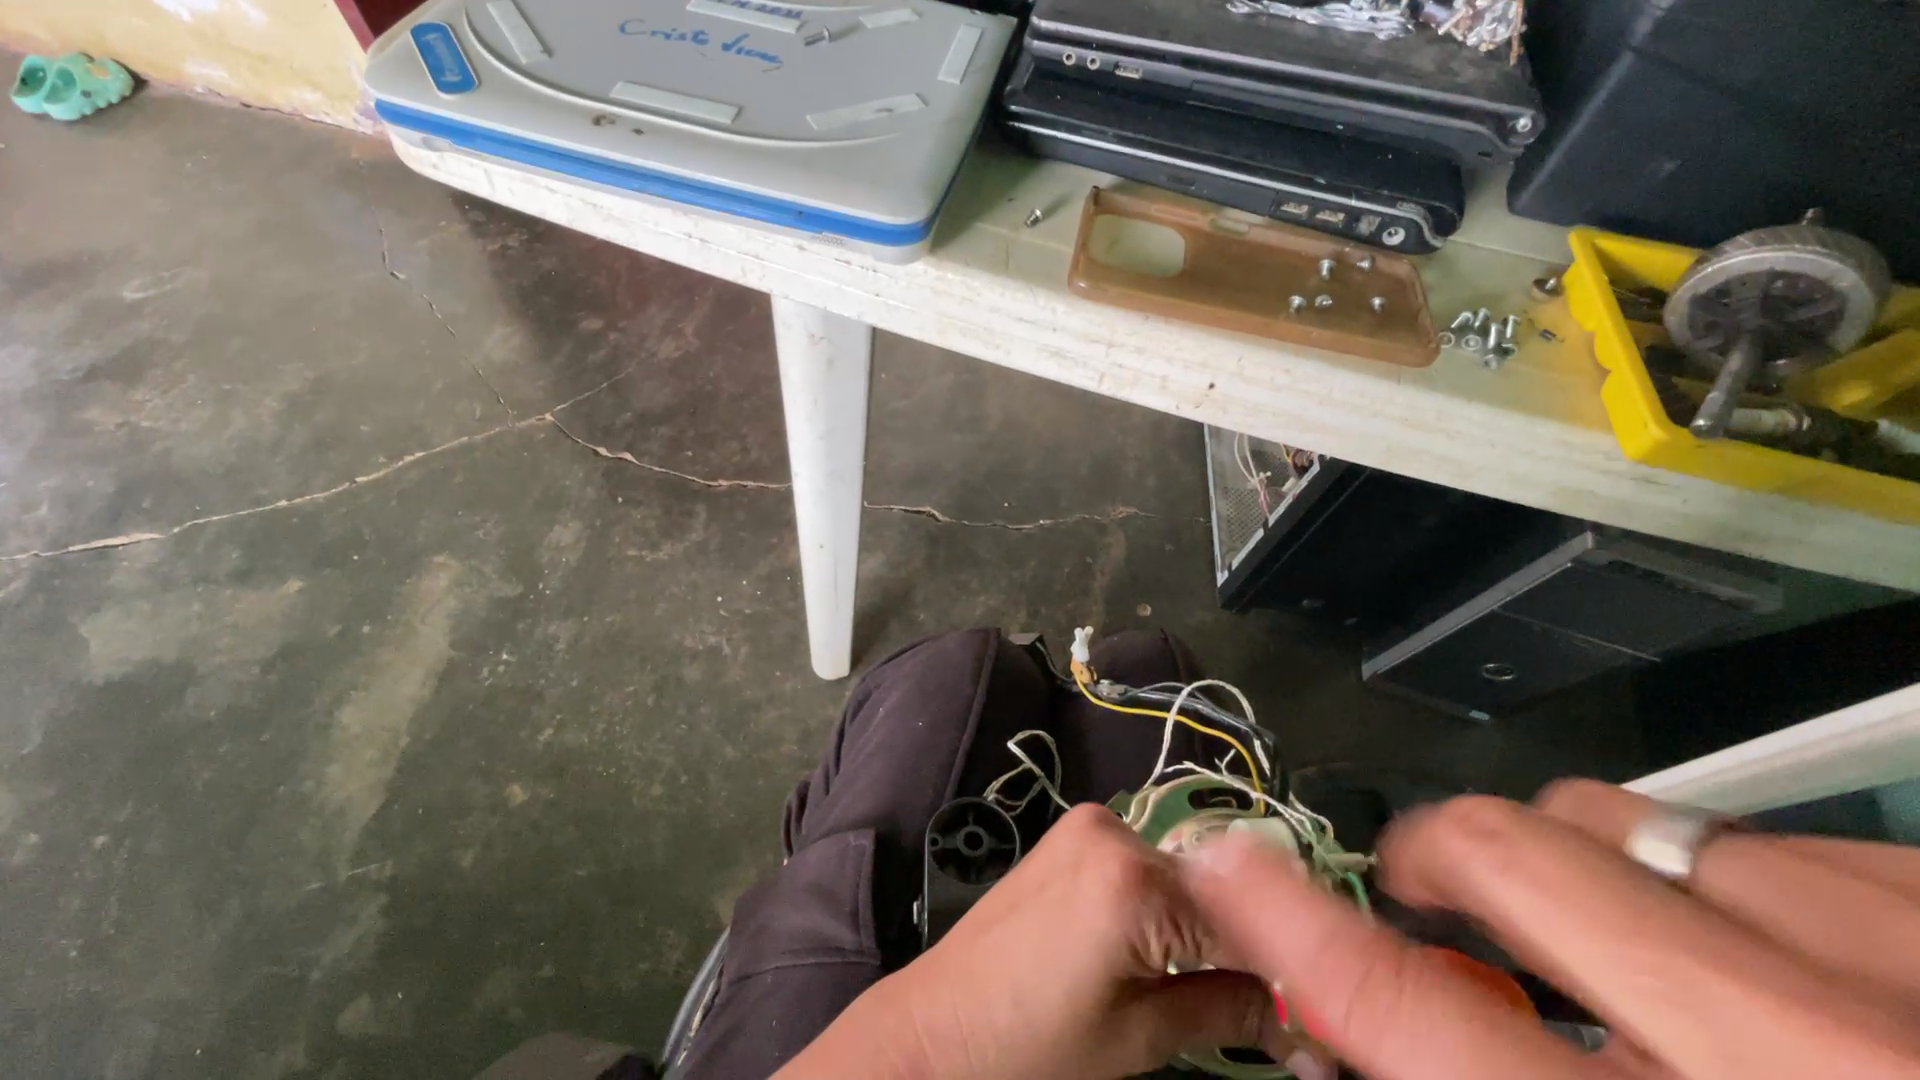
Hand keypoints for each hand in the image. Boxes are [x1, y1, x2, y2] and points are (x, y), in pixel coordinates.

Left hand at [775, 804, 1299, 1079]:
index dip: (1289, 974)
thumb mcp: (1136, 1039)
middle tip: (1274, 1010)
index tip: (1319, 1020)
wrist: (935, 1025)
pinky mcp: (1073, 833)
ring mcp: (1090, 823)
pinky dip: (1169, 903)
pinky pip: (1145, 863)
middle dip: (1247, 948)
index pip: (1246, 923)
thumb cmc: (1030, 1044)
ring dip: (1210, 925)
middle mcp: (1116, 830)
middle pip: (1215, 891)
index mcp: (1134, 881)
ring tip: (1223, 983)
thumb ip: (1226, 1014)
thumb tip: (1308, 1031)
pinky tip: (1170, 948)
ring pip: (1183, 875)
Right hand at [1181, 779, 1919, 1079]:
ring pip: (1628, 817)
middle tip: (1431, 889)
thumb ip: (1492, 1072)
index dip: (1301, 927)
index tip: (1228, 860)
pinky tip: (1780, 958)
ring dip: (1581, 869)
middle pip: (1516, 850)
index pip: (1424, 1019)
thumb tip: (1375, 1030)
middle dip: (1440, 858)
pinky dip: (1718, 880)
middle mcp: (1807, 1054)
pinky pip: (1761, 834)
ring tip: (1624, 940)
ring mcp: (1910, 963)